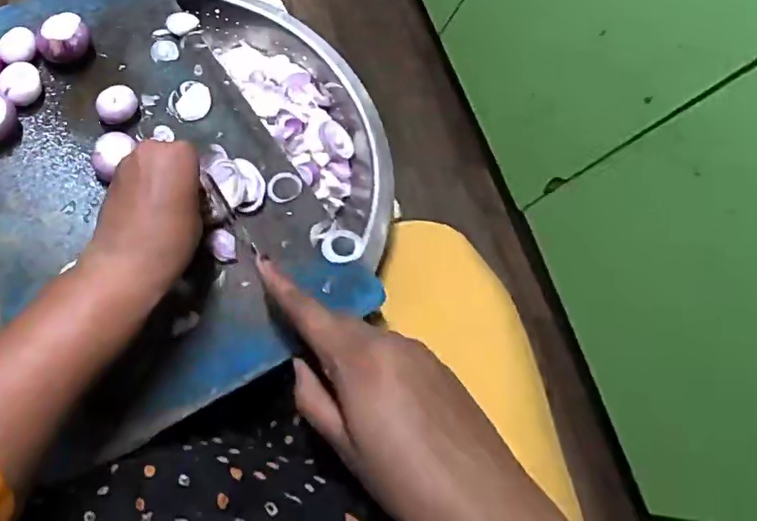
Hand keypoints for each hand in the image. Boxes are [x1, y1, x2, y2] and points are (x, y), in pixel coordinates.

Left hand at [84, 140, 202, 296]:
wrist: (124, 262)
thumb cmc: (170, 239)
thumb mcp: (198, 217)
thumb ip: (195, 194)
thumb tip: (188, 192)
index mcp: (178, 153)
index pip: (193, 154)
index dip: (195, 175)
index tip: (195, 195)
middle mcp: (150, 148)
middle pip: (167, 153)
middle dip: (172, 170)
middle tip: (177, 198)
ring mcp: (127, 159)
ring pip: (148, 162)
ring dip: (154, 176)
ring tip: (157, 205)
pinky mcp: (111, 175)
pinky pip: (133, 173)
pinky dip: (139, 184)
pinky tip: (141, 208)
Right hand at [258, 257, 566, 520]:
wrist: (493, 511)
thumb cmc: (406, 482)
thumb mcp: (346, 449)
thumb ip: (312, 399)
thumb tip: (300, 366)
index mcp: (357, 357)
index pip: (309, 311)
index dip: (282, 286)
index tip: (263, 261)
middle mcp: (387, 340)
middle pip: (338, 321)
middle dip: (317, 326)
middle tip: (299, 348)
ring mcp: (418, 350)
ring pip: (367, 337)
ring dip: (349, 349)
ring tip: (347, 388)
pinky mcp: (441, 366)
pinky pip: (393, 350)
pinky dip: (376, 361)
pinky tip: (385, 398)